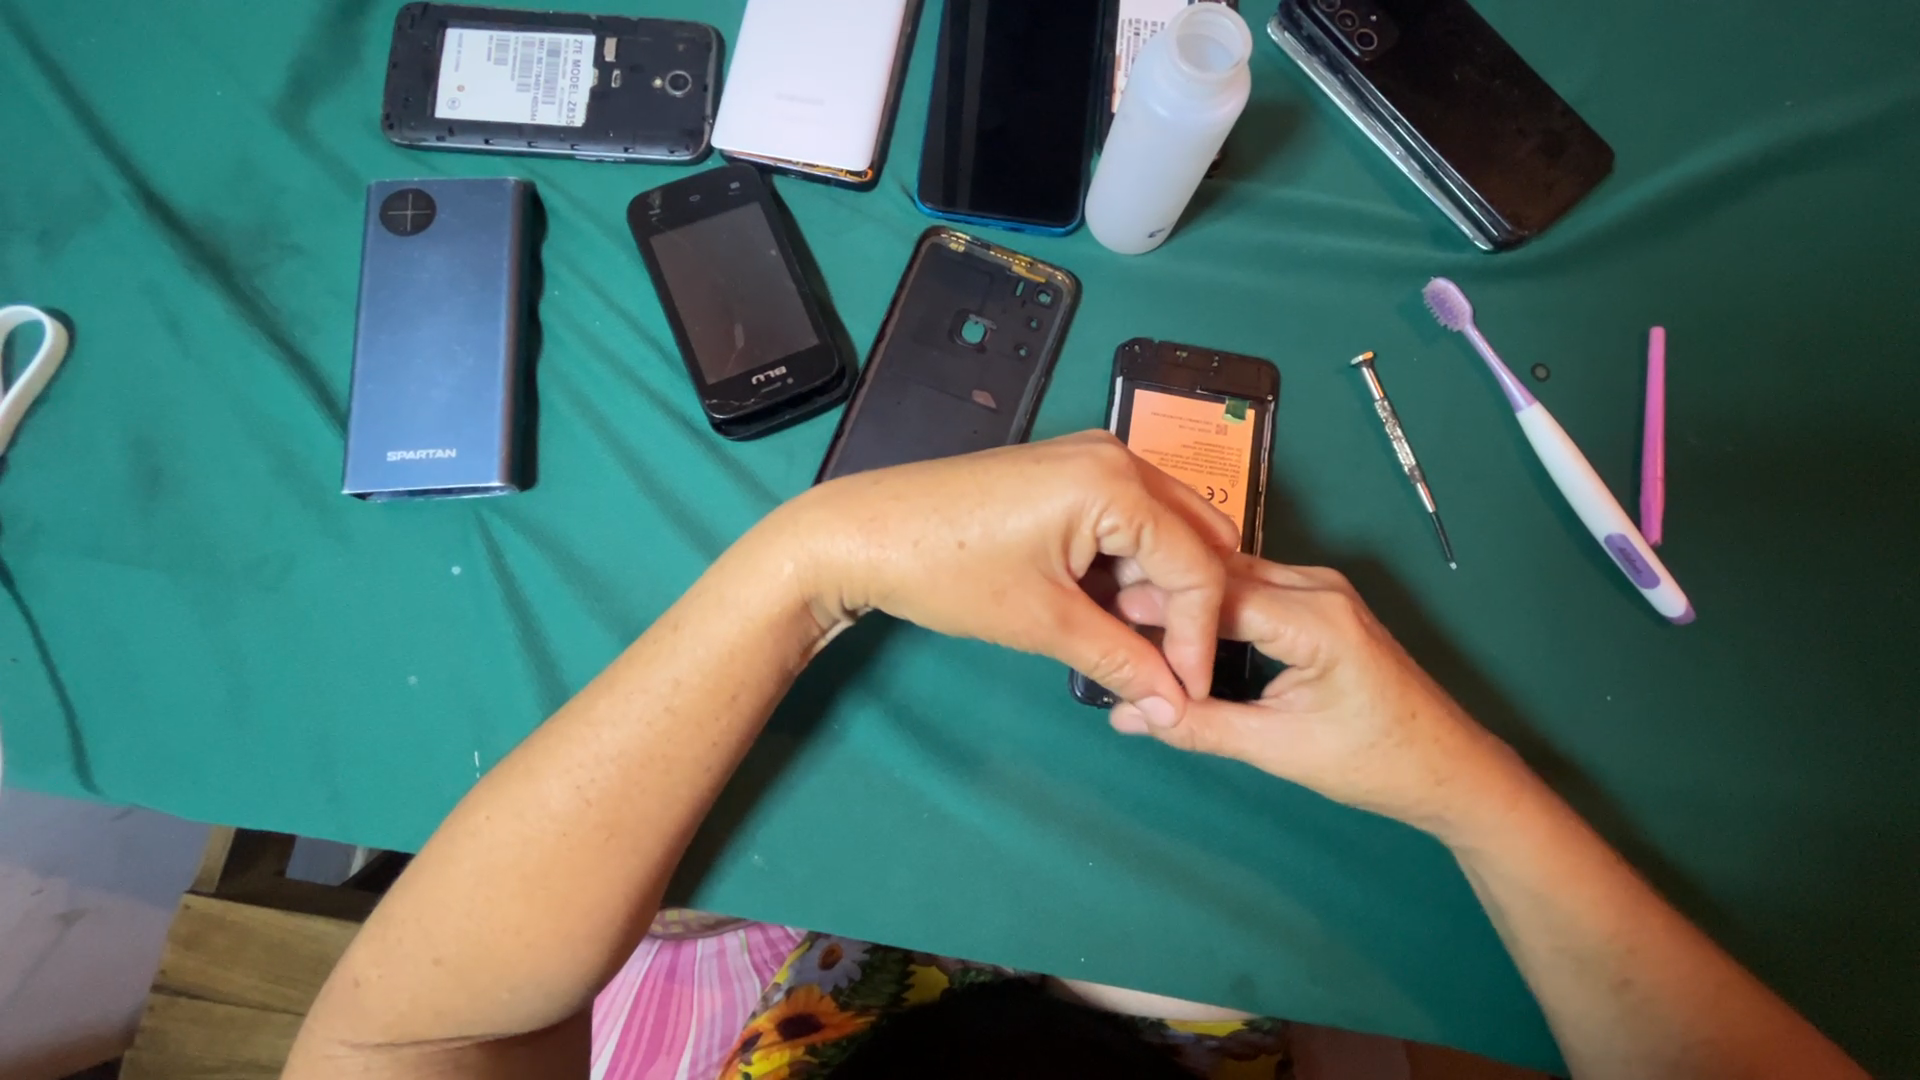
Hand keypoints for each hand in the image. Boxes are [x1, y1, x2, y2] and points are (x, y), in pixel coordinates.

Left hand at [773, 433, 1241, 718]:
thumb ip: (1121, 660)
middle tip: (1164, 661)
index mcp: (1116, 481)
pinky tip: (1101, 603)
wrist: (861, 534)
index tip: (1187, 692)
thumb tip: (1174, 707)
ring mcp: (1085, 458)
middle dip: (1186, 604)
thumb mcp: (1042, 622)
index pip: (1196, 565)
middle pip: (1191, 536)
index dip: (1199, 636)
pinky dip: (1125, 564)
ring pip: (1159, 529)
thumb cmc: (949, 571)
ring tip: (1124, 637)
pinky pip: (1122, 519)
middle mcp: (1113, 455)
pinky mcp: (1061, 474)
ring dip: (1155, 585)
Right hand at [1109, 555, 1526, 837]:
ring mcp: (1321, 588)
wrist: (1452, 771)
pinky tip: (1182, 626)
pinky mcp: (1319, 601)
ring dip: (1187, 597)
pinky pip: (1252, 589)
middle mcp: (1316, 585)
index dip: (1158, 607)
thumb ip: (1197, 725)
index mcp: (1313, 617)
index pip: (1215, 594)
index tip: (1107, 624)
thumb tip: (1124, 716)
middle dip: (1166, 595)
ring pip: (1234, 576)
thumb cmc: (1372, 763)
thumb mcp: (1276, 748)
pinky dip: (1213, 605)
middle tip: (1111, 619)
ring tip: (1136, 622)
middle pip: (1221, 574)